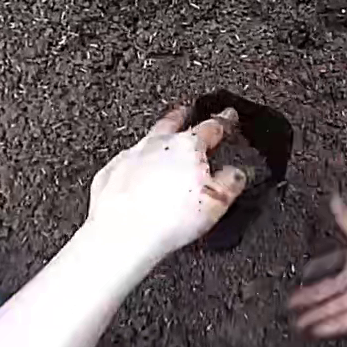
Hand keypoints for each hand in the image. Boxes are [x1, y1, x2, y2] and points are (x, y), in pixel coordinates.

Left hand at [86, 106, 247, 260]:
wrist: (122, 236)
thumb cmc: (168, 220)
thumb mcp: (217, 202)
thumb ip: (232, 181)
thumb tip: (237, 172)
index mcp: (188, 146)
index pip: (212, 126)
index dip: (224, 120)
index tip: (228, 116)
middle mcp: (157, 144)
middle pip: (173, 121)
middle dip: (184, 115)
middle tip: (188, 110)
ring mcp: (130, 157)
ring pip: (148, 139)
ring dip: (158, 138)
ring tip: (164, 142)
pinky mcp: (109, 174)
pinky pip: (125, 162)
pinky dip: (135, 164)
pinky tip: (138, 175)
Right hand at [289, 196, 346, 337]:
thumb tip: (334, 199)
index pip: (331, 262)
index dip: (317, 268)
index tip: (302, 274)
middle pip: (329, 289)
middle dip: (309, 297)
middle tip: (291, 305)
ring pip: (335, 307)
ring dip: (316, 314)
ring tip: (298, 323)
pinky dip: (332, 326)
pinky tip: (317, 330)